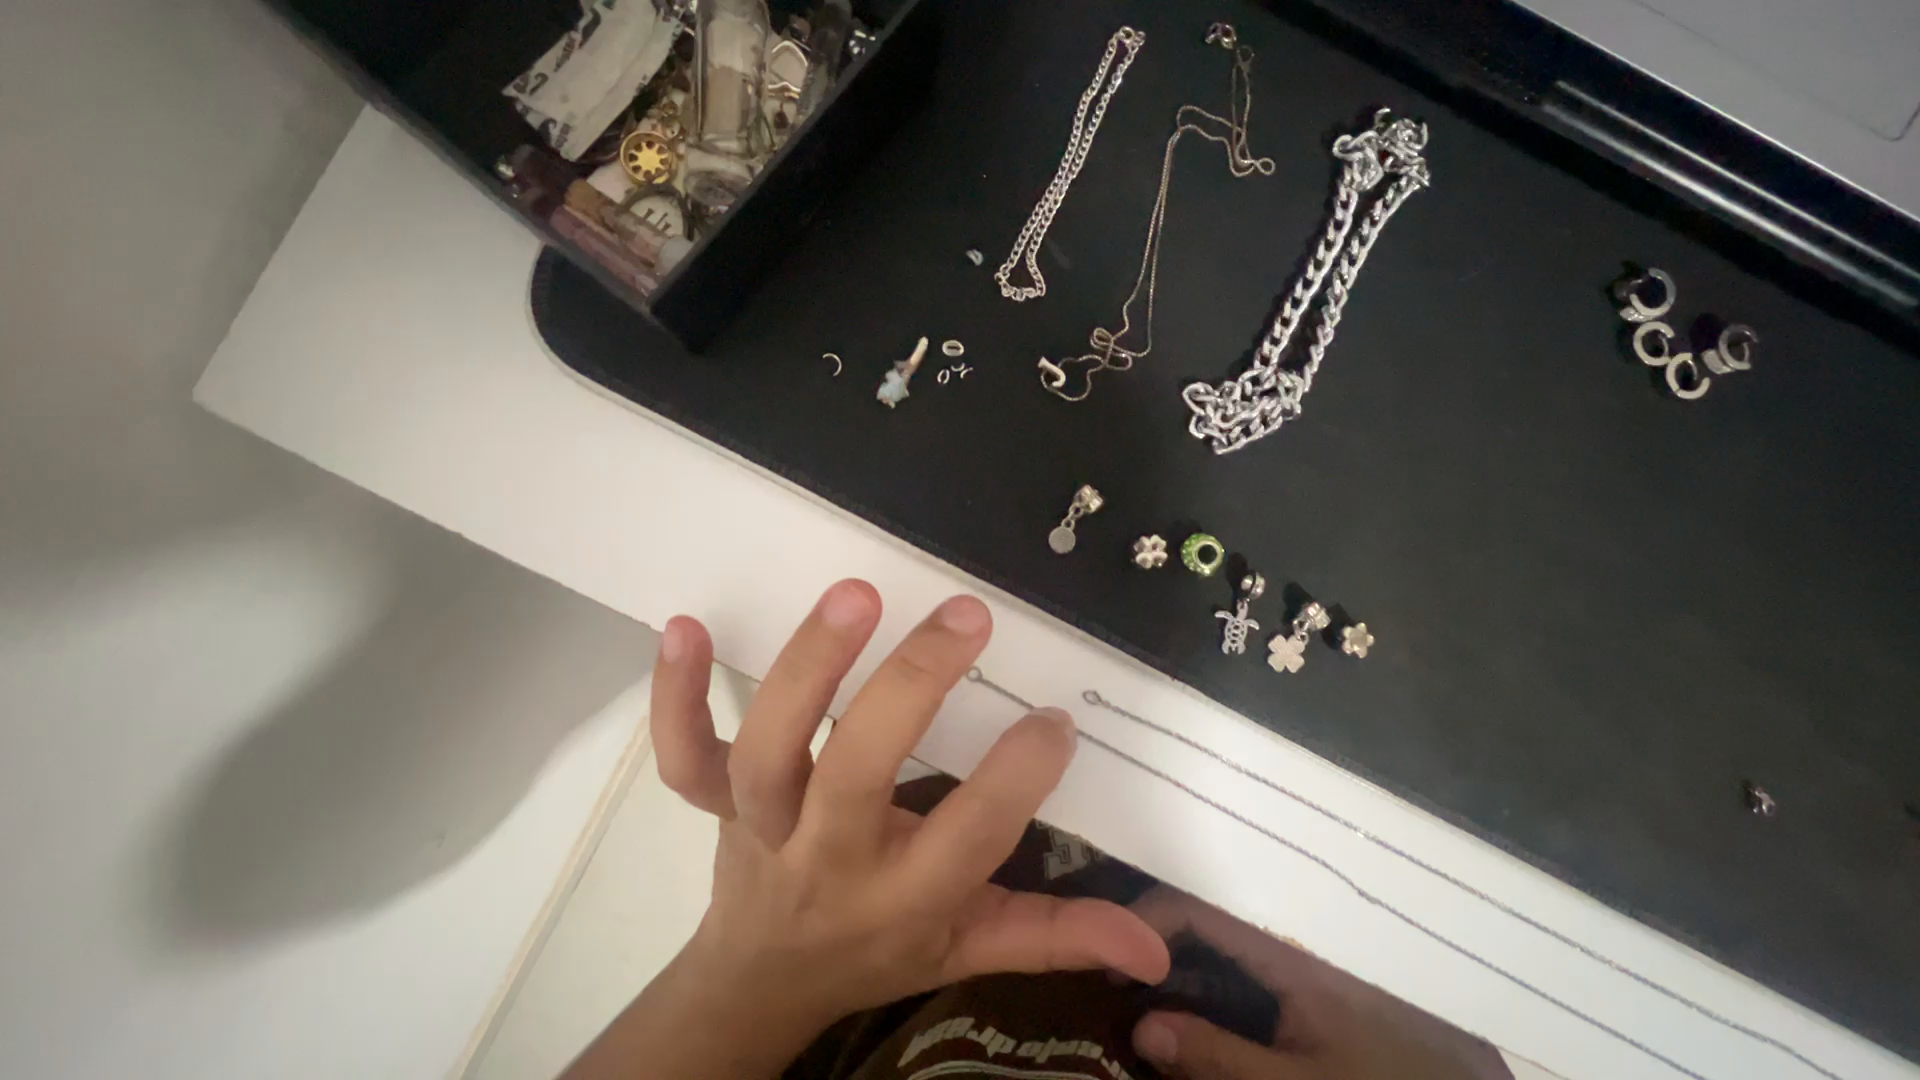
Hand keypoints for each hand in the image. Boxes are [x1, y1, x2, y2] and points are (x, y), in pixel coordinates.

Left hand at [563, 580, 1169, 1079]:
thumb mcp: (967, 948)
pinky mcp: (711, 803)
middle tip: (963, 617)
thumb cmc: (877, 948)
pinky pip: (682, 756)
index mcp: (901, 897)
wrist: (762, 976)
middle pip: (858, 776)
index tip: (1054, 718)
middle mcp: (826, 858)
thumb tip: (1152, 944)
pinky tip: (686, 625)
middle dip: (910, 692)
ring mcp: (759, 826)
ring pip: (767, 753)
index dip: (1016, 778)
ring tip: (855, 596)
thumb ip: (1054, 936)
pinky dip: (675, 697)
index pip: (967, 838)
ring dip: (805, 672)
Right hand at [1129, 888, 1510, 1079]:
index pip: (1199, 907)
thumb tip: (1140, 1024)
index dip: (1144, 920)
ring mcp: (1309, 974)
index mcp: (1289, 955)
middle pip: (1207, 921)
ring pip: (1226, 950)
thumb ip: (1218, 1057)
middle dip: (1153, 943)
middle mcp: (1294, 949)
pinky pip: (1250, 981)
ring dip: (1180, 970)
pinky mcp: (1322, 1001)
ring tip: (1139, 1002)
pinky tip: (1196, 1025)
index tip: (1105, 960)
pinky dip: (1212, 994)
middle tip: (1109, 983)